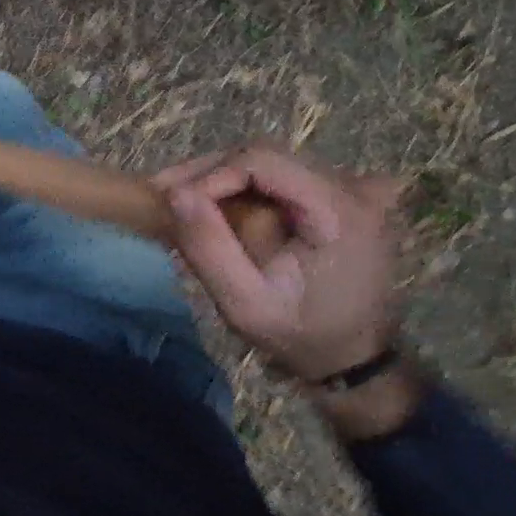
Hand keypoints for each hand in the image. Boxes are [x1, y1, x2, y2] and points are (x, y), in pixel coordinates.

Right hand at [153, 147, 405, 385]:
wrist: (353, 359)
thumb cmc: (299, 335)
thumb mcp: (244, 304)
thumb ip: (209, 248)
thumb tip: (173, 192)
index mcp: (341, 210)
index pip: (261, 160)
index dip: (210, 174)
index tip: (173, 201)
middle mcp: (353, 188)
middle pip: (263, 155)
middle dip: (207, 173)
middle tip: (162, 196)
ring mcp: (352, 189)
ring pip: (268, 162)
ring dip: (219, 178)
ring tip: (180, 202)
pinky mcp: (341, 196)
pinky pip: (280, 176)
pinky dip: (242, 187)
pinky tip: (213, 206)